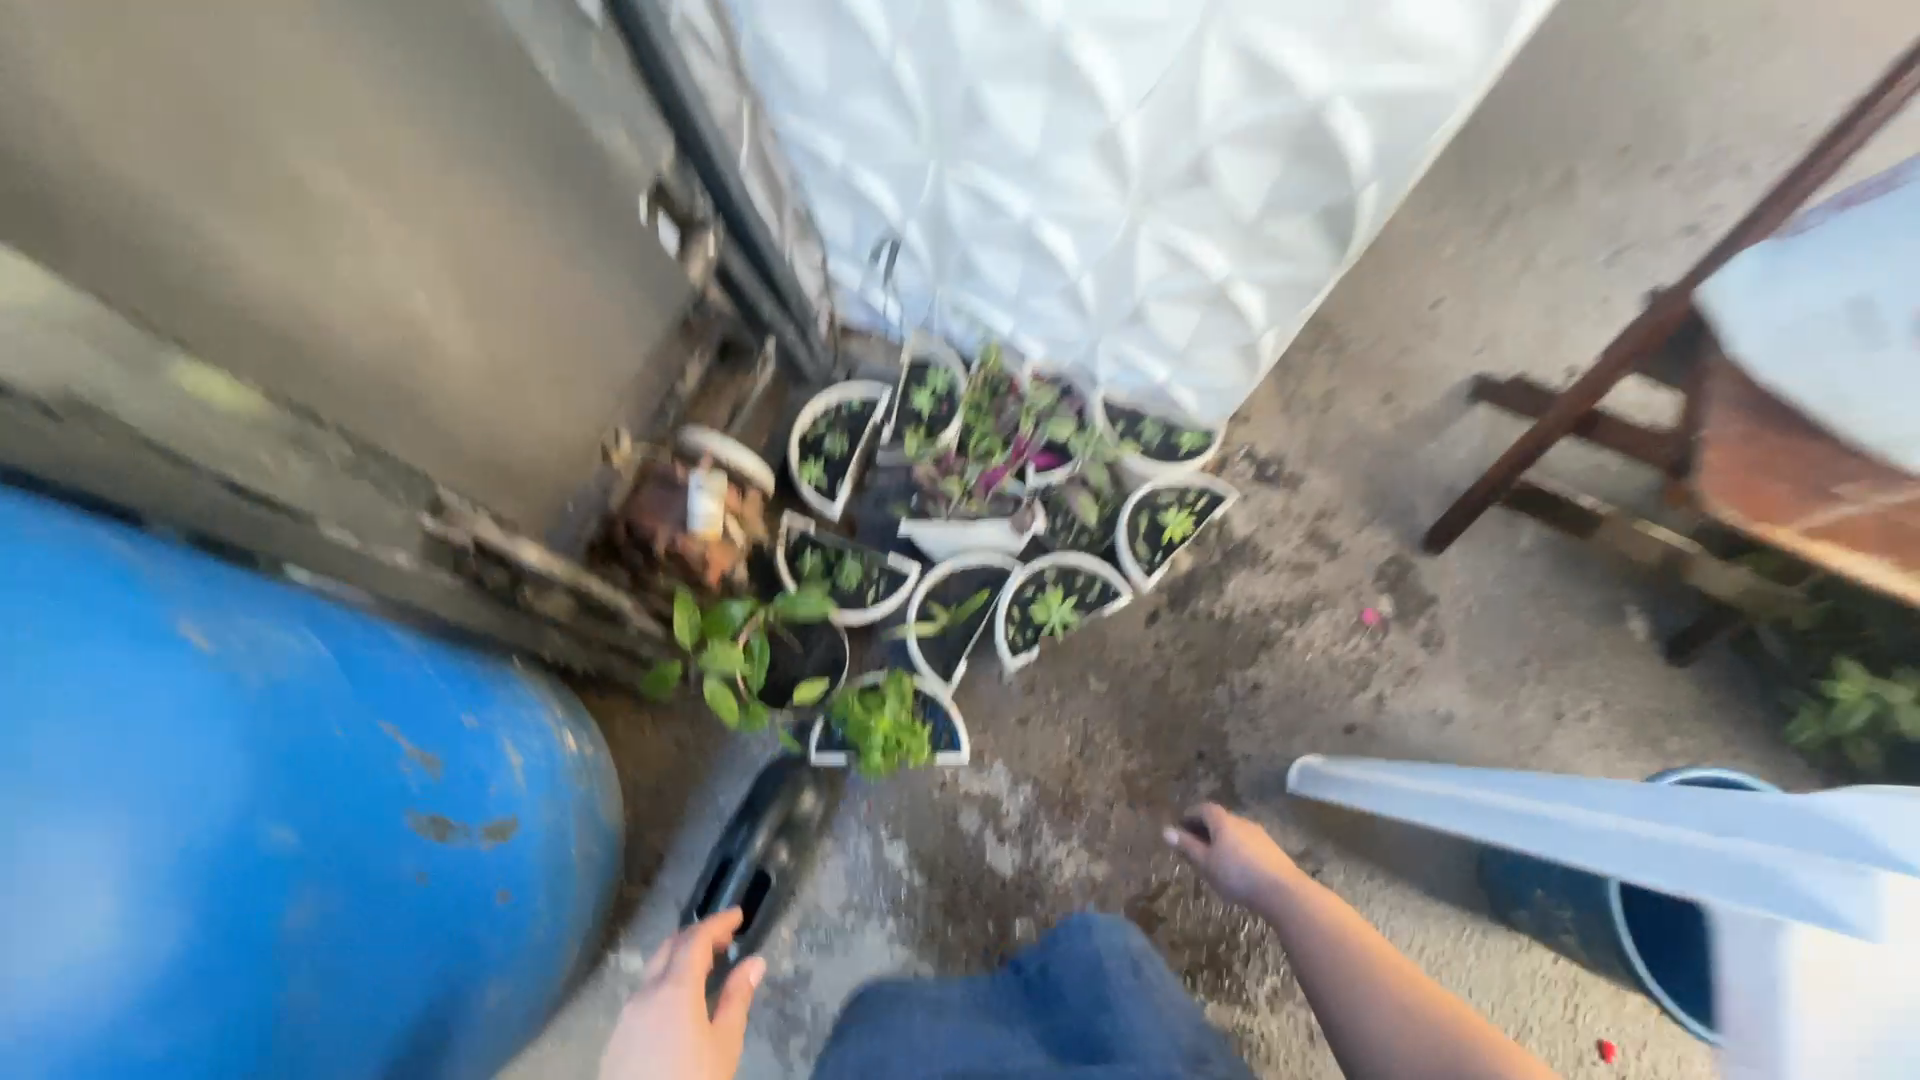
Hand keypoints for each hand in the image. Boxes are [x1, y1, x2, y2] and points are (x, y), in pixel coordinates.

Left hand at [599, 909, 764, 1079]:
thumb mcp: (725, 1044)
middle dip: (698, 935)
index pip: (696, 939)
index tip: (738, 915)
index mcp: (675, 990)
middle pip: (669, 947)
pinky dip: (663, 984)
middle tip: (725, 939)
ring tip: (706, 969)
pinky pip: (642, 996)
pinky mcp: (615, 1040)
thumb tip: (754, 963)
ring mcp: (625, 1018)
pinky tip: (678, 1005)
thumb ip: (738, 998)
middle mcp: (645, 994)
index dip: (718, 922)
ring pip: (652, 971)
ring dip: (679, 959)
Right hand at [1164, 803, 1302, 908]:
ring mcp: (1259, 835)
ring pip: (1234, 832)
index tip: (1181, 827)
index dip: (1190, 816)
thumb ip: (1186, 846)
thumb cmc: (1237, 875)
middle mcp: (1241, 821)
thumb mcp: (1206, 863)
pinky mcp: (1272, 850)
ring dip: (1222, 840)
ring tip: (1214, 859)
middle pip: (1219, 819)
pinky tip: (1236, 868)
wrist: (1283, 891)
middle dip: (1205, 829)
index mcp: (1223, 821)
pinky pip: (1247, 843)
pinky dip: (1236, 849)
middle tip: (1194, 845)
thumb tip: (1165, 830)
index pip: (1203, 809)